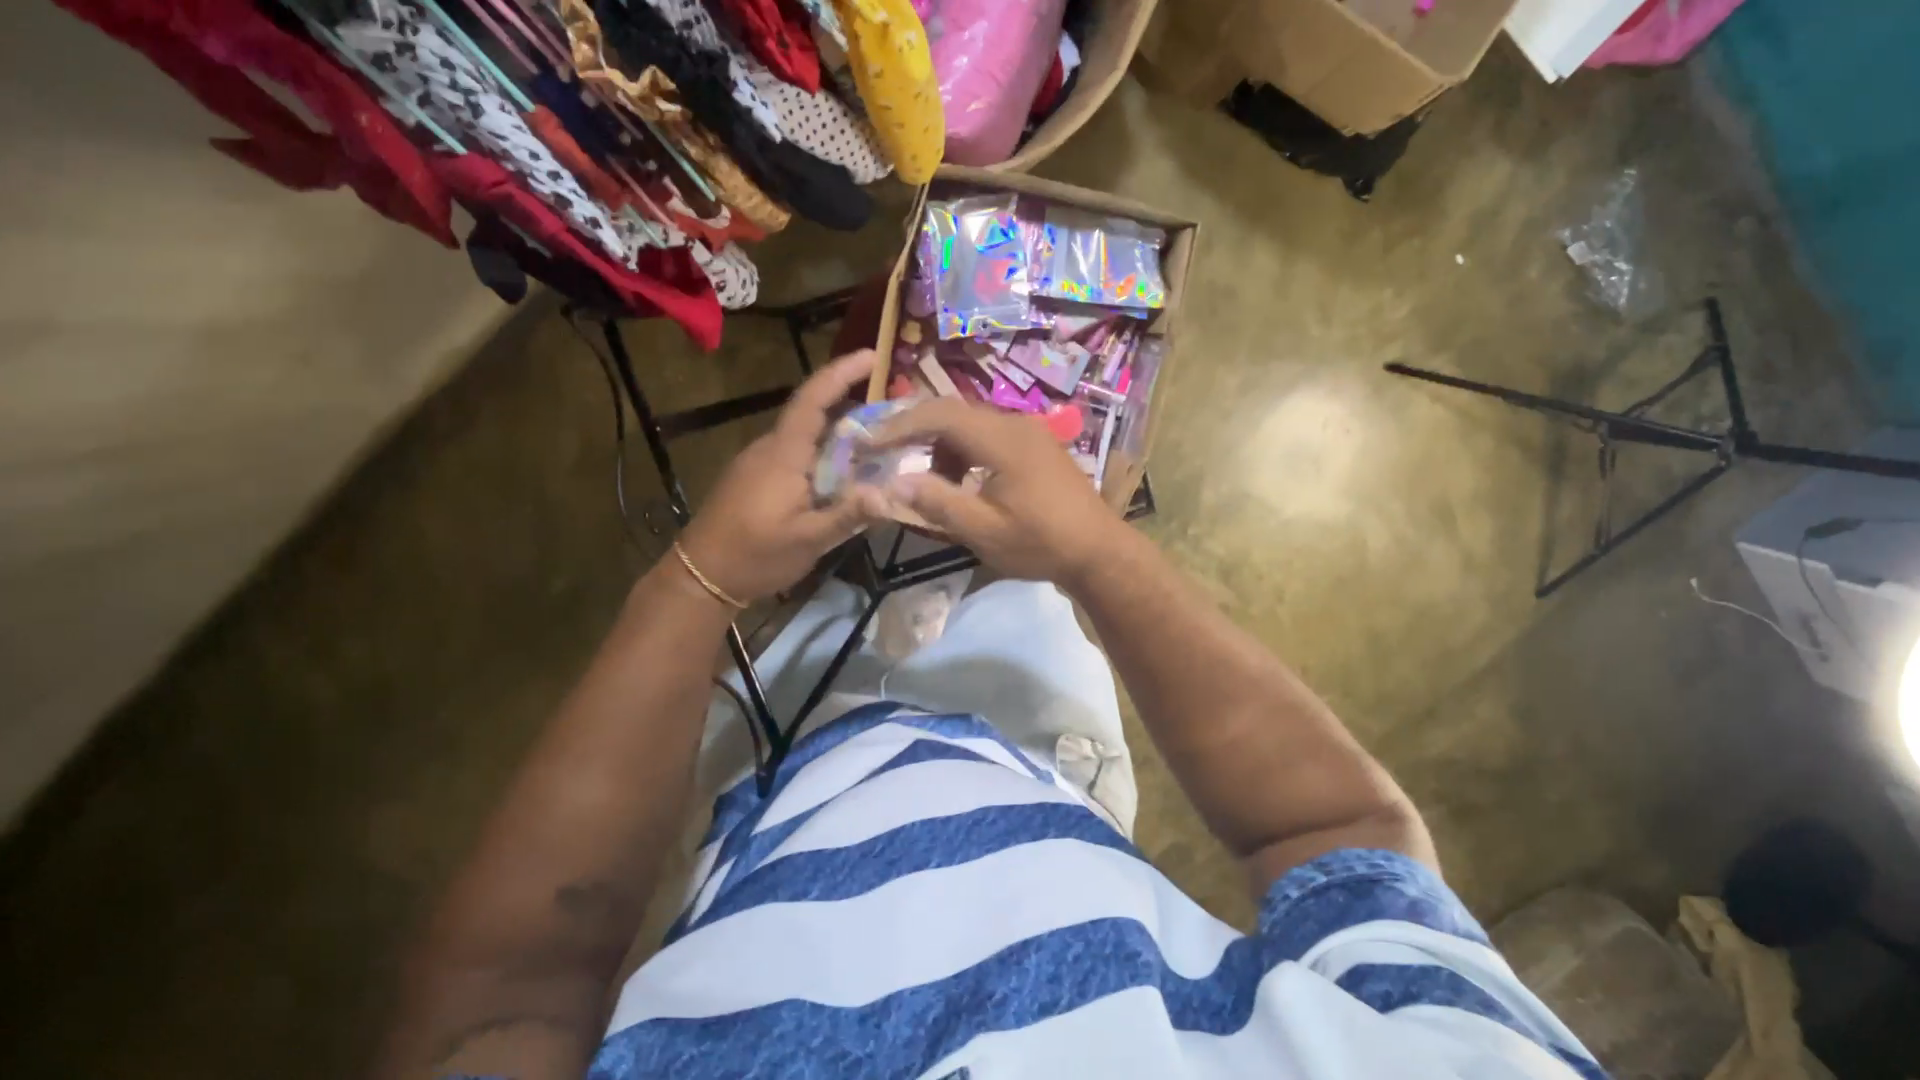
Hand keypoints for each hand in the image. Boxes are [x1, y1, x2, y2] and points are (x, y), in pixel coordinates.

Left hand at [676, 351, 888, 604]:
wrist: (700, 577)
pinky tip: (846, 475)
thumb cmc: (754, 555)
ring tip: (882, 444)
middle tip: (897, 411)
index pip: (814, 399)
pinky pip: (798, 456)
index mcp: (784, 454)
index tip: (873, 354)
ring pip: (808, 438)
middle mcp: (771, 448)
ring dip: (842, 435)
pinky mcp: (757, 479)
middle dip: (854, 406)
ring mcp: (760, 463)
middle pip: (816, 415)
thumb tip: (893, 493)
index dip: (842, 372)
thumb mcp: (808, 540)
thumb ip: (849, 514)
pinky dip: (826, 456)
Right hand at [871, 398, 1126, 585]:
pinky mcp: (1036, 447)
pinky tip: (961, 483)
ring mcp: (1029, 433)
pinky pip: (989, 436)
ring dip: (941, 445)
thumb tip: (894, 483)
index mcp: (1002, 439)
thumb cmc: (1041, 544)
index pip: (940, 415)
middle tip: (884, 454)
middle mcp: (1015, 424)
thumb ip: (938, 503)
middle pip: (954, 413)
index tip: (869, 443)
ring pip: (971, 425)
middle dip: (916, 432)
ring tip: (925, 481)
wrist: (1099, 552)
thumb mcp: (984, 530)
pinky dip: (964, 452)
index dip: (899, 426)